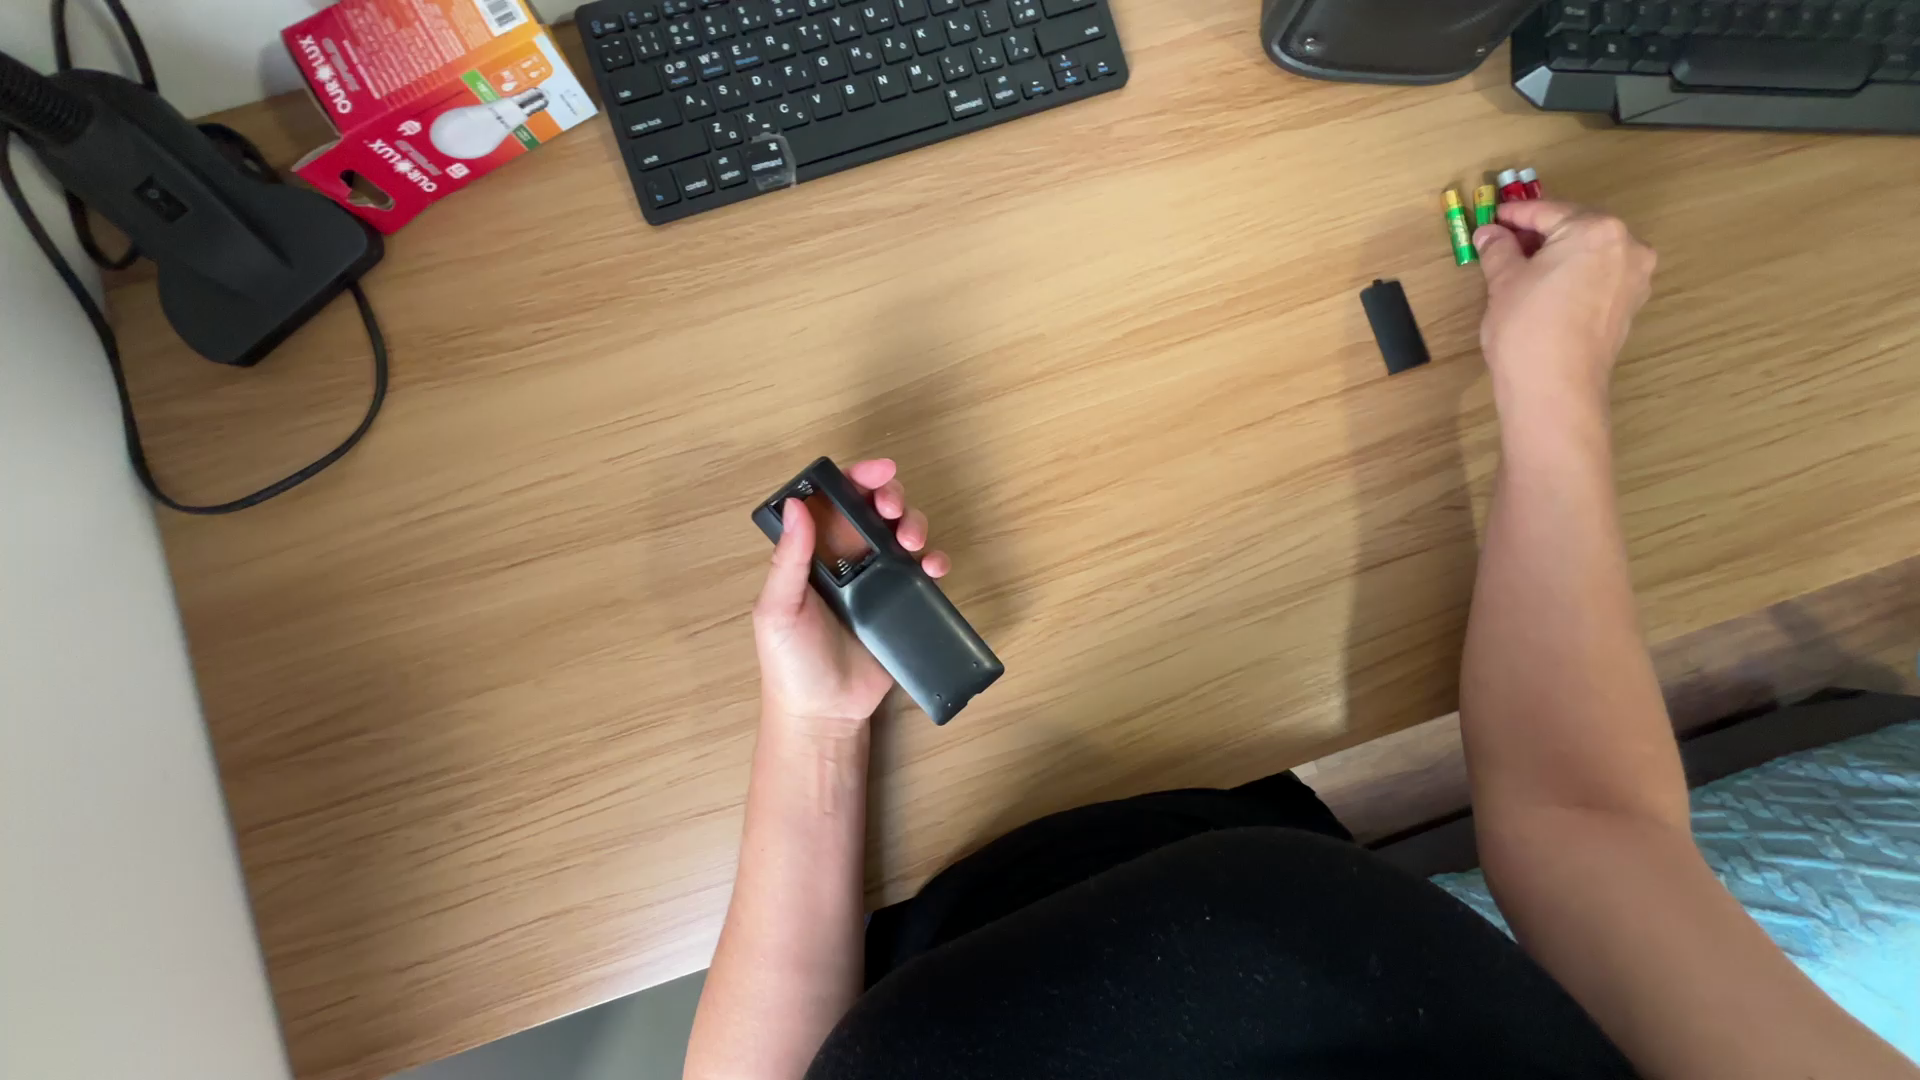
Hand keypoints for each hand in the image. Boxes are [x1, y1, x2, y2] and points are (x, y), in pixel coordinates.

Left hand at [752, 458, 950, 737]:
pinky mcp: (902, 603)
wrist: (824, 713)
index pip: (836, 502)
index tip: (879, 471)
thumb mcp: (778, 609)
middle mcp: (848, 557)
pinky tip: (934, 566)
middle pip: (875, 509)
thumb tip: (799, 505)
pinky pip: (924, 571)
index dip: (858, 478)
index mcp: (814, 552)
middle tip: (894, 509)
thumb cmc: (791, 661)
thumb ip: (787, 560)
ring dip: (915, 523)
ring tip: (913, 541)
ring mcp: (879, 579)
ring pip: (903, 533)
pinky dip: (935, 559)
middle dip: (891, 496)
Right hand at [1473, 201, 1656, 414]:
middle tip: (1506, 242)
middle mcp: (1627, 245)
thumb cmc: (1525, 327)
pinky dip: (1574, 274)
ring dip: (1559, 254)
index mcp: (1595, 230)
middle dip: (1541, 234)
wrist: (1555, 384)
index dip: (1516, 215)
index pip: (1549, 212)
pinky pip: (1600, 275)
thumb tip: (1489, 233)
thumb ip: (1498, 251)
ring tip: (1525, 268)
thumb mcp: (1503, 283)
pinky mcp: (1630, 302)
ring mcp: (1635, 275)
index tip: (1494, 218)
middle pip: (1577, 228)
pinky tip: (1549, 290)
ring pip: (1591, 252)